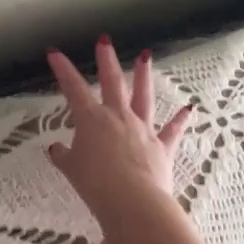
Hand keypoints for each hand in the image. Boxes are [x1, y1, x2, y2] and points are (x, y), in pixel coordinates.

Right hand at [47, 36, 192, 216]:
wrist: (132, 202)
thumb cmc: (95, 184)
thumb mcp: (71, 170)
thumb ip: (63, 156)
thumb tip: (56, 148)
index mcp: (92, 119)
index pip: (73, 89)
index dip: (63, 69)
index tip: (55, 52)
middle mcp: (118, 117)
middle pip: (112, 82)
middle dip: (106, 60)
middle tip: (105, 41)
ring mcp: (142, 129)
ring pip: (143, 97)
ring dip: (144, 76)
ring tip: (145, 57)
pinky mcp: (161, 146)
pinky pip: (172, 130)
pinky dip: (180, 120)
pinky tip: (188, 109)